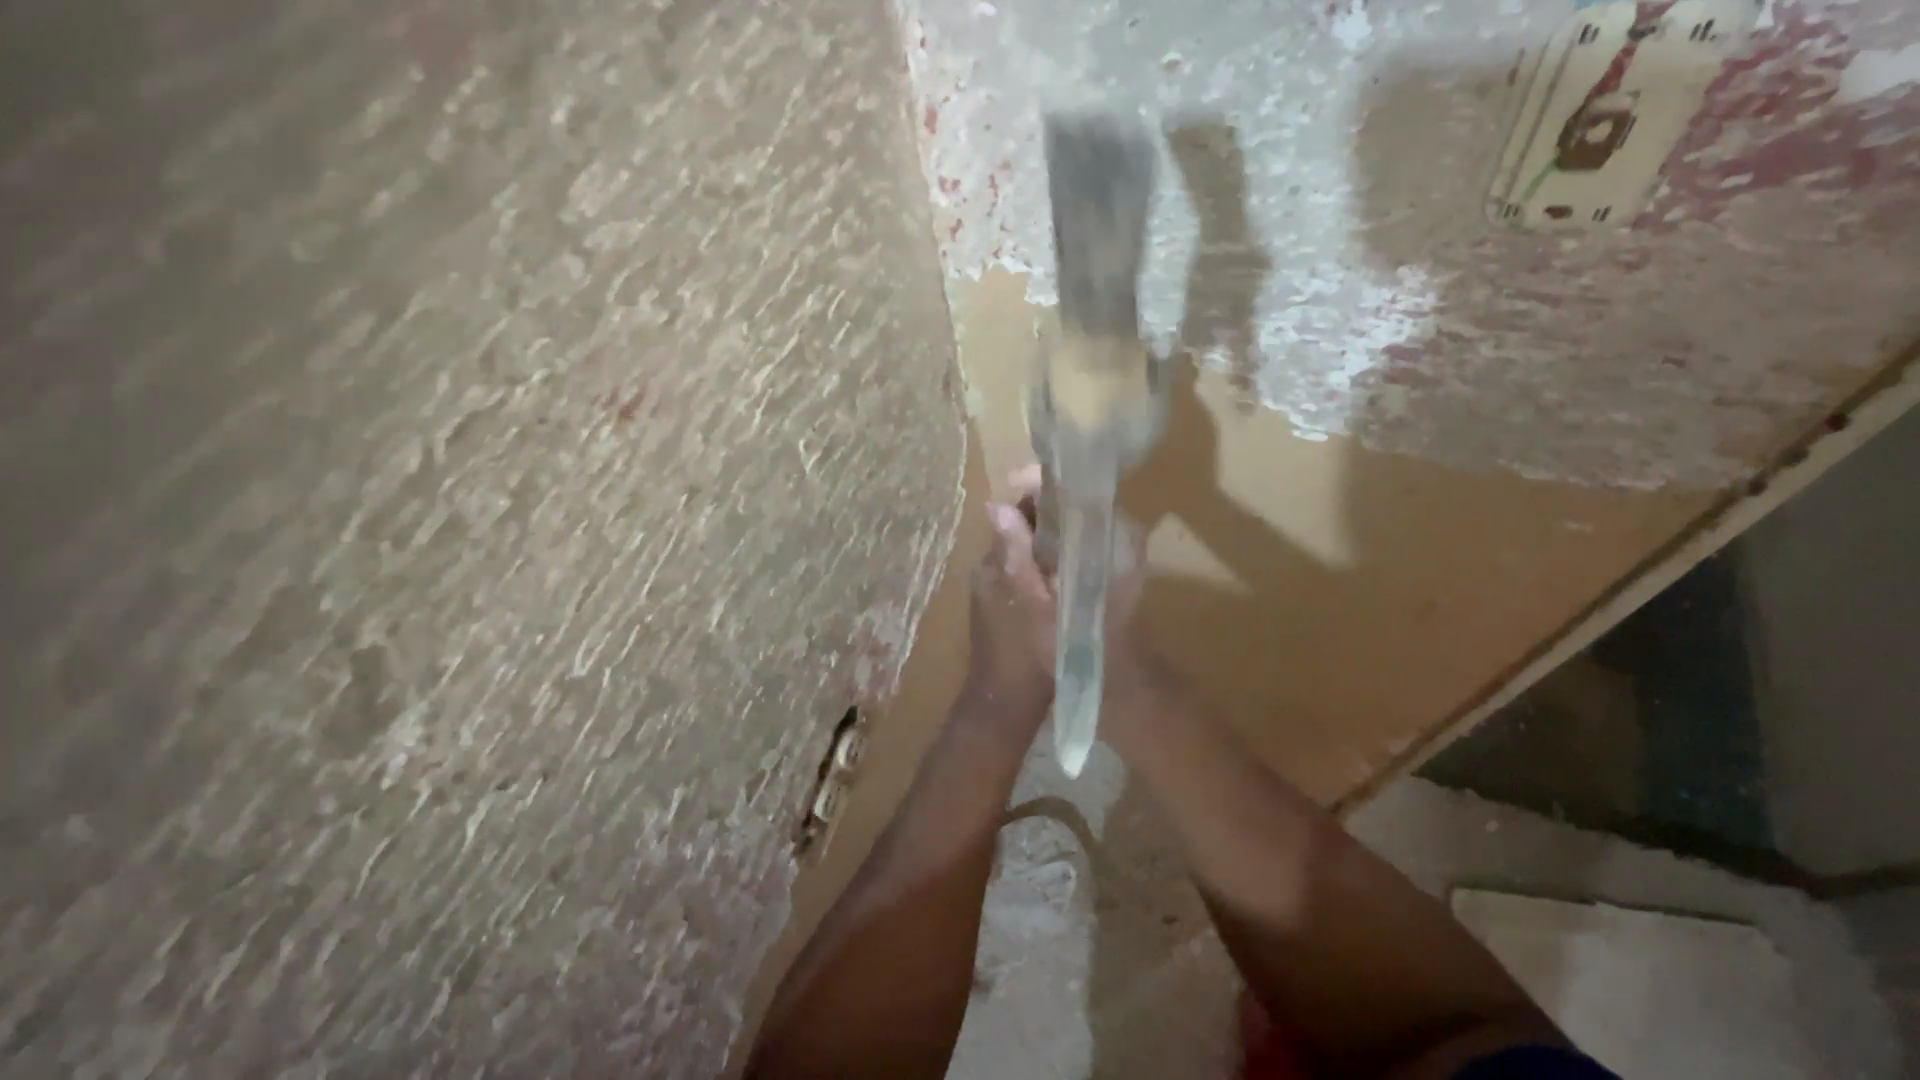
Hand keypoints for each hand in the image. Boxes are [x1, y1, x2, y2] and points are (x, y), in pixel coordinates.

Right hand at [965, 469, 1169, 745]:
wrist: (1106, 684)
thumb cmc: (1067, 650)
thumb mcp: (1031, 604)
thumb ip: (1015, 554)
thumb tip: (998, 505)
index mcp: (1109, 541)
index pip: (1074, 490)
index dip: (1039, 483)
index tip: (1007, 490)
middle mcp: (1120, 536)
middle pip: (1073, 498)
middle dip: (1036, 501)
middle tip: (1002, 514)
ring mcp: (1118, 548)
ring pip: (1073, 515)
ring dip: (1041, 519)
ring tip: (1008, 530)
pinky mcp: (1111, 561)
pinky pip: (1076, 533)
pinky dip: (1051, 536)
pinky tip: (1027, 551)